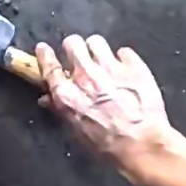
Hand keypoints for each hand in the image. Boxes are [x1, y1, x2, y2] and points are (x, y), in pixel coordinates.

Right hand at [35, 34, 177, 171]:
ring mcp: (110, 68)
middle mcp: (86, 76)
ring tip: (103, 61)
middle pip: (72, 43)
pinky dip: (123, 60)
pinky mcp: (134, 65)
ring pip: (96, 41)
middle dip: (74, 48)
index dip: (45, 55)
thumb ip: (62, 109)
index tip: (43, 49)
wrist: (142, 145)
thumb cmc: (108, 145)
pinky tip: (126, 71)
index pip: (49, 66)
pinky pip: (123, 51)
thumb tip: (48, 98)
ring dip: (97, 50)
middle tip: (80, 57)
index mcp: (67, 94)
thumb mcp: (78, 131)